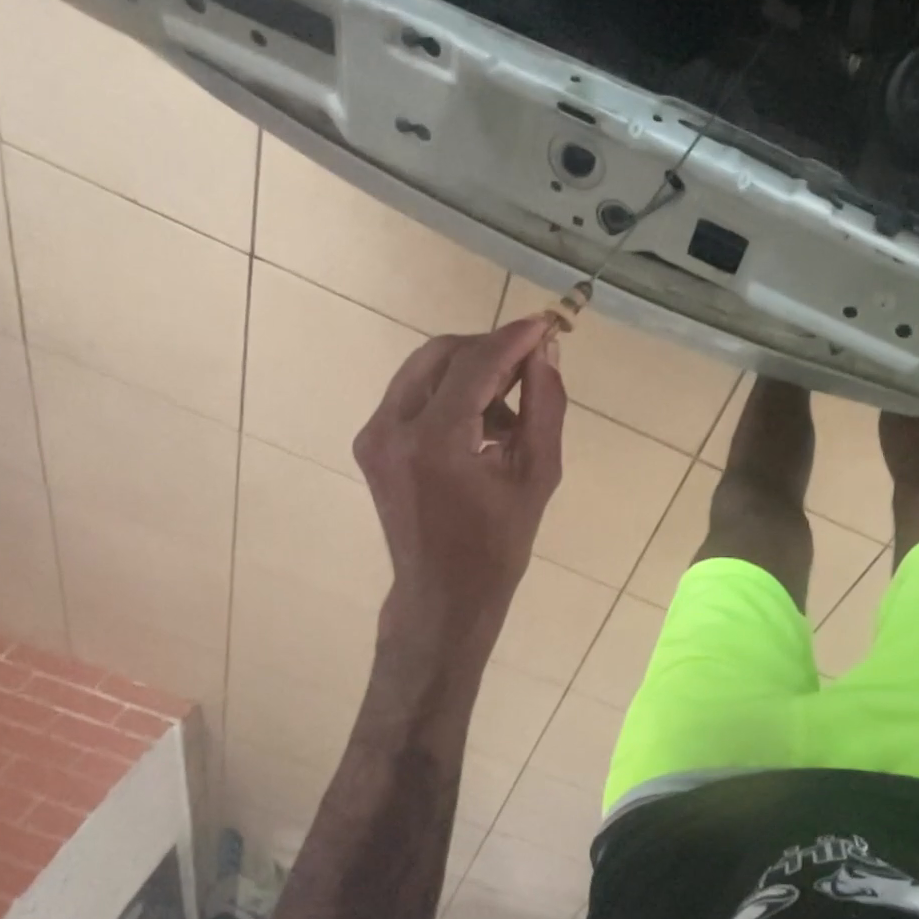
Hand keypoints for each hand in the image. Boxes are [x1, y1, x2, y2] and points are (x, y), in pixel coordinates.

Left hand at [353, 318, 566, 641]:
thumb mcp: (538, 473)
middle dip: (490, 350)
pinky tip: (483, 427)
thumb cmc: (499, 544)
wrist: (443, 595)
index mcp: (435, 441)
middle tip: (531, 365)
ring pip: (424, 369)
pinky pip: (414, 394)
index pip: (476, 364)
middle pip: (442, 353)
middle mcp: (392, 428)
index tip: (547, 323)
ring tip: (511, 410)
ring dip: (471, 371)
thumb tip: (546, 352)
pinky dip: (451, 393)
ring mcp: (374, 435)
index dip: (514, 338)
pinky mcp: (370, 442)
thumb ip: (545, 405)